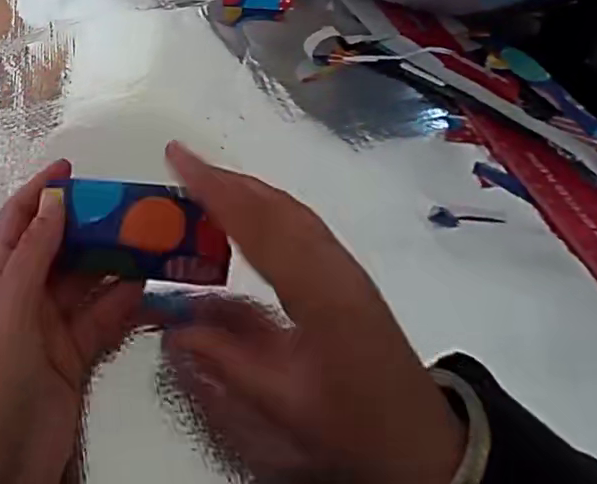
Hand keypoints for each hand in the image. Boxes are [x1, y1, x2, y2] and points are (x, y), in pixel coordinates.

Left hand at [0, 159, 143, 483]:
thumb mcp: (6, 306)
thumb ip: (34, 252)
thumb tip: (55, 198)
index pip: (20, 219)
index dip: (42, 189)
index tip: (70, 166)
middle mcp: (24, 292)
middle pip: (60, 245)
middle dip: (90, 223)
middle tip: (127, 204)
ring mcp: (51, 324)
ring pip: (88, 279)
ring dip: (114, 259)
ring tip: (147, 237)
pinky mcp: (75, 354)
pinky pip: (103, 317)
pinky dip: (123, 300)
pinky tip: (146, 283)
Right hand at [162, 142, 467, 481]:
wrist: (421, 438)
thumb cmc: (356, 422)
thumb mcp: (285, 403)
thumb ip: (225, 361)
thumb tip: (175, 330)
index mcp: (318, 291)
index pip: (257, 225)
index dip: (214, 189)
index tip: (179, 159)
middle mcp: (332, 262)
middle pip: (273, 205)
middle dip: (224, 179)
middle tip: (181, 161)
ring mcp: (341, 261)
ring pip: (286, 208)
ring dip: (244, 188)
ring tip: (203, 178)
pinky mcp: (343, 266)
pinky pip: (297, 220)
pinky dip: (263, 203)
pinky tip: (244, 208)